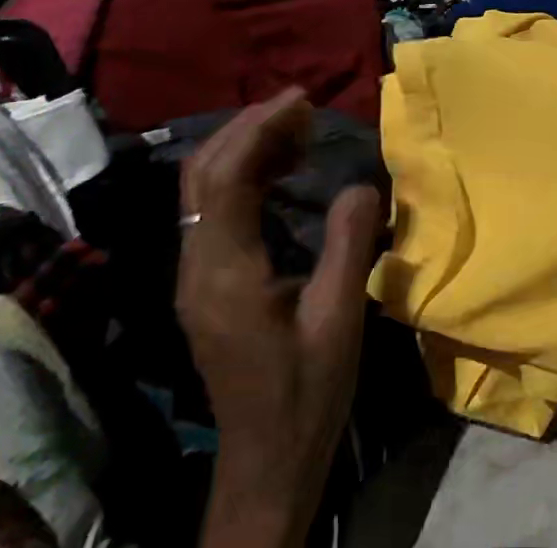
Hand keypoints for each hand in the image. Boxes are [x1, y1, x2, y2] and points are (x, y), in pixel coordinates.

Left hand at [175, 89, 381, 547]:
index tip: (301, 101)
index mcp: (225, 273)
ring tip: (297, 128)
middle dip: (247, 128)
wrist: (267, 456)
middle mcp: (196, 266)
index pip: (226, 178)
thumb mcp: (339, 319)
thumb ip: (348, 245)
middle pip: (202, 174)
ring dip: (245, 149)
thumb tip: (362, 184)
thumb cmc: (308, 391)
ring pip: (202, 190)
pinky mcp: (205, 282)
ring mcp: (194, 274)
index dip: (260, 129)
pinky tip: (281, 172)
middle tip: (300, 106)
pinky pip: (214, 211)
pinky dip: (244, 176)